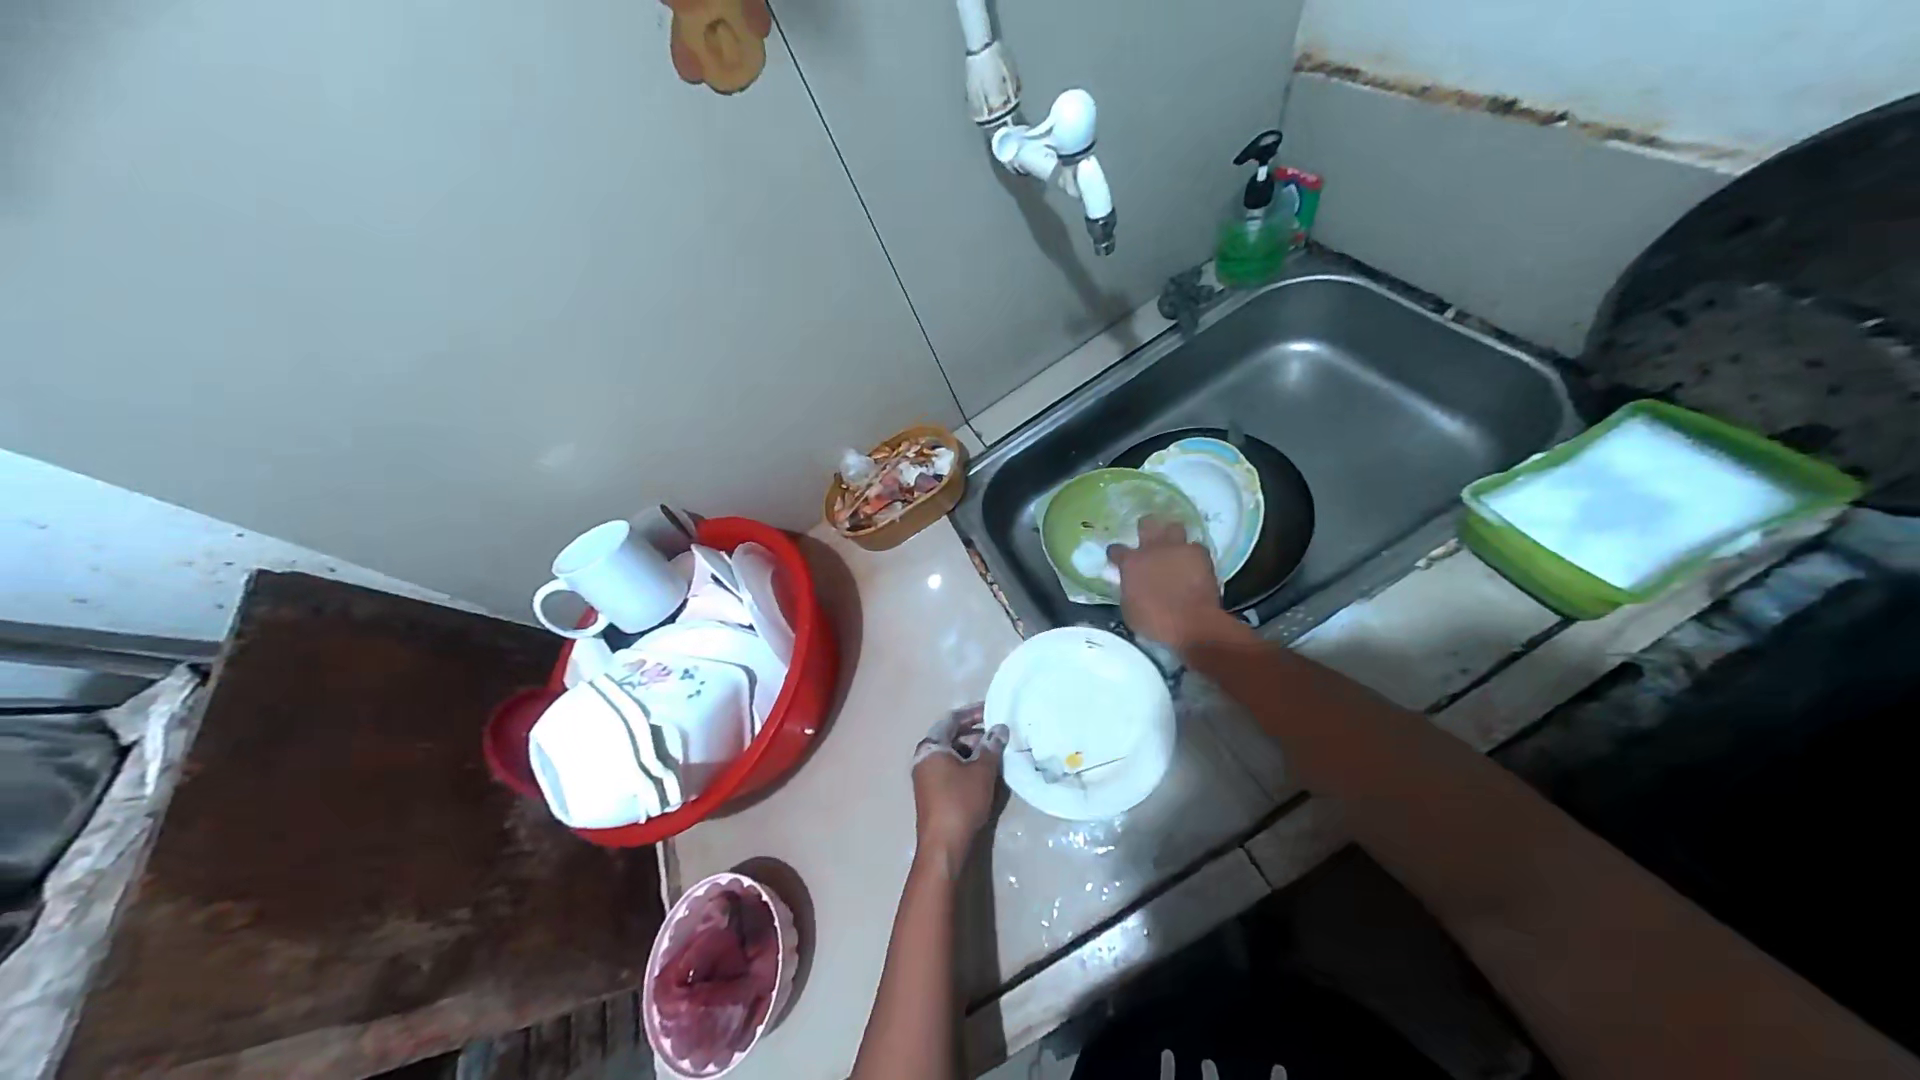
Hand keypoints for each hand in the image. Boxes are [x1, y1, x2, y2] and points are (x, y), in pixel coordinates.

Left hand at [911, 705, 1007, 875]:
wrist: (943, 846)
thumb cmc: (960, 802)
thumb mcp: (981, 771)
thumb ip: (992, 746)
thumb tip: (1000, 728)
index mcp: (931, 746)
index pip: (952, 719)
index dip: (973, 712)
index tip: (992, 710)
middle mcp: (924, 757)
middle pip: (951, 735)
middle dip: (975, 733)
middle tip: (998, 733)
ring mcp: (926, 775)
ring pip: (952, 753)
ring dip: (973, 750)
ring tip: (996, 753)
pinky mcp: (932, 791)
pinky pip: (950, 768)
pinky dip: (967, 765)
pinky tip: (984, 772)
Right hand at [1108, 517, 1248, 651]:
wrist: (1191, 623)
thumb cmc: (1154, 621)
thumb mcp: (1129, 608)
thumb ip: (1128, 589)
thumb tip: (1130, 584)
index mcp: (1131, 563)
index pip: (1116, 550)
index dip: (1117, 554)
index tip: (1118, 559)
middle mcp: (1152, 549)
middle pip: (1147, 524)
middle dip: (1147, 528)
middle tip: (1150, 538)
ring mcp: (1177, 548)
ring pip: (1174, 527)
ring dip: (1173, 535)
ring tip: (1175, 546)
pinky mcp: (1200, 553)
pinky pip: (1196, 546)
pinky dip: (1194, 554)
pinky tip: (1195, 563)